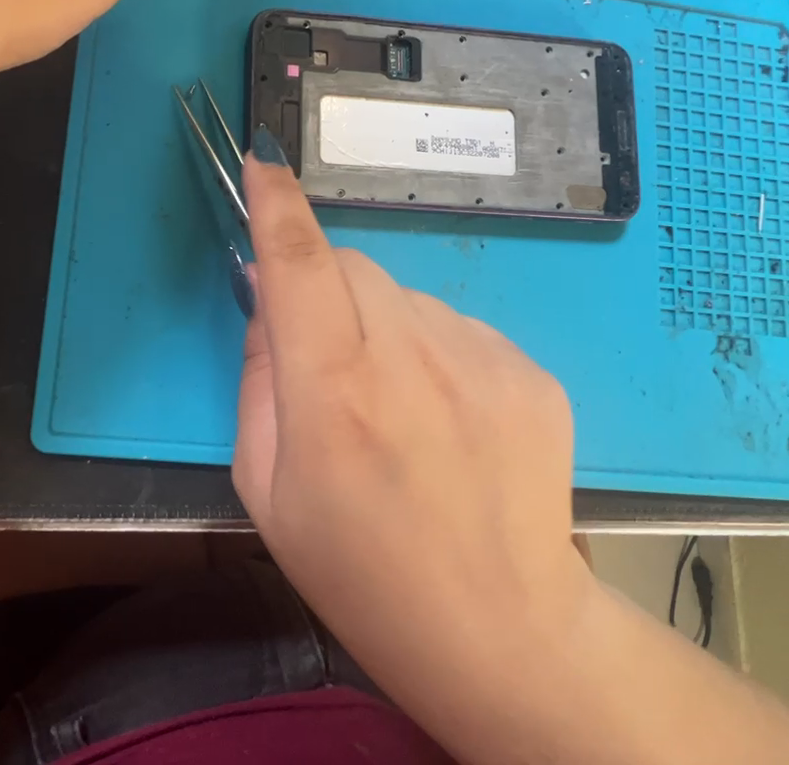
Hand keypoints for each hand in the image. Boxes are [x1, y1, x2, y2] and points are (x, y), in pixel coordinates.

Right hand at [233, 131, 592, 759]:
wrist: (500, 627)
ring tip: (399, 411)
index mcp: (332, 394)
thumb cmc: (358, 570)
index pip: (299, 266)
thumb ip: (257, 381)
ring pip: (406, 297)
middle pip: (353, 266)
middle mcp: (409, 360)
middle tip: (327, 358)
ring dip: (383, 328)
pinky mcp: (530, 372)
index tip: (263, 161)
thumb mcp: (264, 490)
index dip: (276, 207)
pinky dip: (436, 354)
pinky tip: (449, 422)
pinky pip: (459, 328)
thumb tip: (269, 307)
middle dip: (324, 287)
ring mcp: (481, 360)